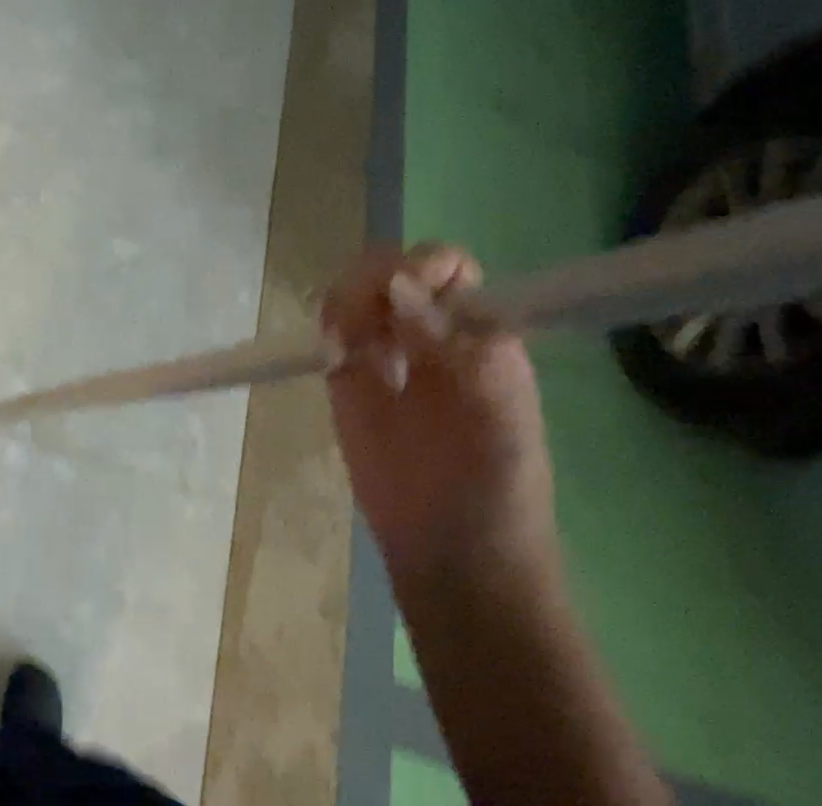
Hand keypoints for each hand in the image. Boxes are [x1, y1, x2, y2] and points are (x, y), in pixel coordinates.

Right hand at [322, 245, 555, 581]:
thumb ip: (454, 349)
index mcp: (481, 335)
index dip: (422, 267)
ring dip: (344, 302)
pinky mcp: (349, 383)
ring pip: (358, 297)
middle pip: (394, 272)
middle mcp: (433, 336)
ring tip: (341, 346)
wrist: (454, 553)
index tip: (399, 296)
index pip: (450, 269)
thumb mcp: (494, 416)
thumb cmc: (495, 491)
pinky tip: (329, 356)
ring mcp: (388, 358)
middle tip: (359, 326)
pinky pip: (334, 335)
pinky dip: (326, 331)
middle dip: (370, 281)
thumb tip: (398, 284)